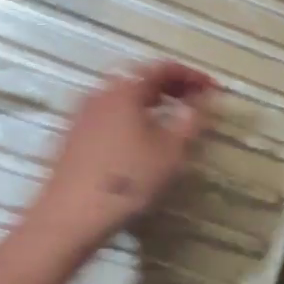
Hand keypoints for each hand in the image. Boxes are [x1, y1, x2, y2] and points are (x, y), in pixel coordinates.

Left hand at [33, 62, 214, 247]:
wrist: (70, 215)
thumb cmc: (128, 180)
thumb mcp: (172, 151)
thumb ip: (192, 119)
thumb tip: (205, 99)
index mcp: (126, 89)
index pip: (163, 67)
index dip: (192, 75)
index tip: (213, 88)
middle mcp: (100, 93)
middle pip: (139, 77)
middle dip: (170, 85)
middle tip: (193, 100)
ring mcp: (81, 114)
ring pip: (121, 96)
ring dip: (149, 101)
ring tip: (169, 118)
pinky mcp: (71, 136)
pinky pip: (108, 113)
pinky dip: (130, 115)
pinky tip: (138, 138)